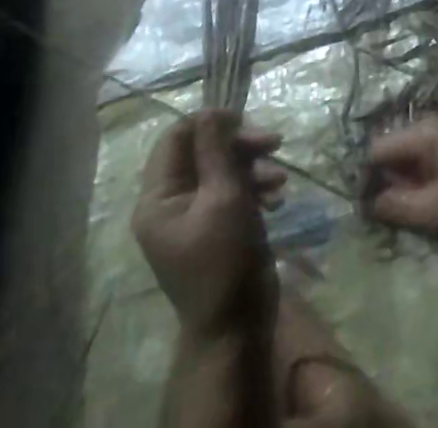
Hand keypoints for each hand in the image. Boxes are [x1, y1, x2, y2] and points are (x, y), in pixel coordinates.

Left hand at [132, 110, 286, 335]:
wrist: (238, 325)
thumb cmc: (224, 260)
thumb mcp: (223, 198)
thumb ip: (216, 151)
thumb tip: (209, 111)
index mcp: (157, 198)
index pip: (175, 139)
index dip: (208, 123)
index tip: (244, 117)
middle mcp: (171, 203)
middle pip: (202, 153)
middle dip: (239, 146)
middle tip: (273, 142)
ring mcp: (194, 215)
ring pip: (222, 171)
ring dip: (253, 168)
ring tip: (279, 180)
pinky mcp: (217, 225)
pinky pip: (233, 192)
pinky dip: (255, 189)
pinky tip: (276, 199)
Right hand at [363, 116, 437, 251]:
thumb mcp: (432, 213)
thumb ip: (393, 207)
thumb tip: (367, 204)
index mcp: (424, 133)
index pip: (375, 151)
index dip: (366, 181)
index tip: (369, 212)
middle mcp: (433, 123)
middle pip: (392, 151)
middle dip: (387, 183)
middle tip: (394, 216)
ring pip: (410, 156)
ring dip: (407, 184)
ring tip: (415, 213)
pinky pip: (429, 158)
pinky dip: (424, 180)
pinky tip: (434, 203)